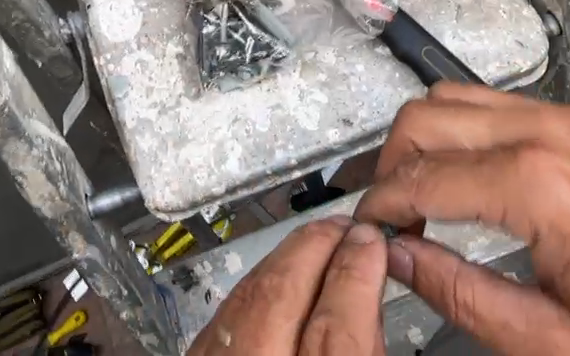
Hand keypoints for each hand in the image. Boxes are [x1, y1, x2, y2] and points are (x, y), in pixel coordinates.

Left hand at [189, 216, 388, 354]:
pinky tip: (281, 273)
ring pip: (251, 295)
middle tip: (346, 226)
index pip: (337, 331)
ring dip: (288, 258)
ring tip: (320, 240)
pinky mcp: (198, 352)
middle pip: (283, 295)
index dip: (356, 274)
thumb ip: (364, 346)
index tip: (371, 239)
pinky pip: (231, 309)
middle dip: (317, 248)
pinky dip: (261, 283)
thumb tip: (368, 289)